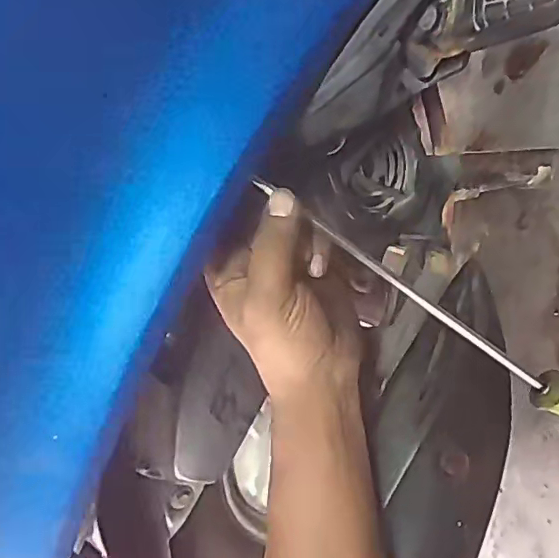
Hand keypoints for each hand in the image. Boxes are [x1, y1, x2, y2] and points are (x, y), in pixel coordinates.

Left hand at [206, 188, 361, 401]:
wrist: (328, 375)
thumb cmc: (284, 343)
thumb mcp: (269, 294)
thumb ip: (273, 243)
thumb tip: (284, 196)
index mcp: (227, 269)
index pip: (227, 222)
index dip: (241, 202)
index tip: (259, 182)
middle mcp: (256, 261)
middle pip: (268, 218)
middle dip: (287, 221)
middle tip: (298, 243)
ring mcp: (290, 262)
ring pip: (299, 225)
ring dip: (313, 238)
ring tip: (318, 267)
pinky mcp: (320, 267)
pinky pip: (324, 240)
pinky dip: (331, 247)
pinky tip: (330, 269)